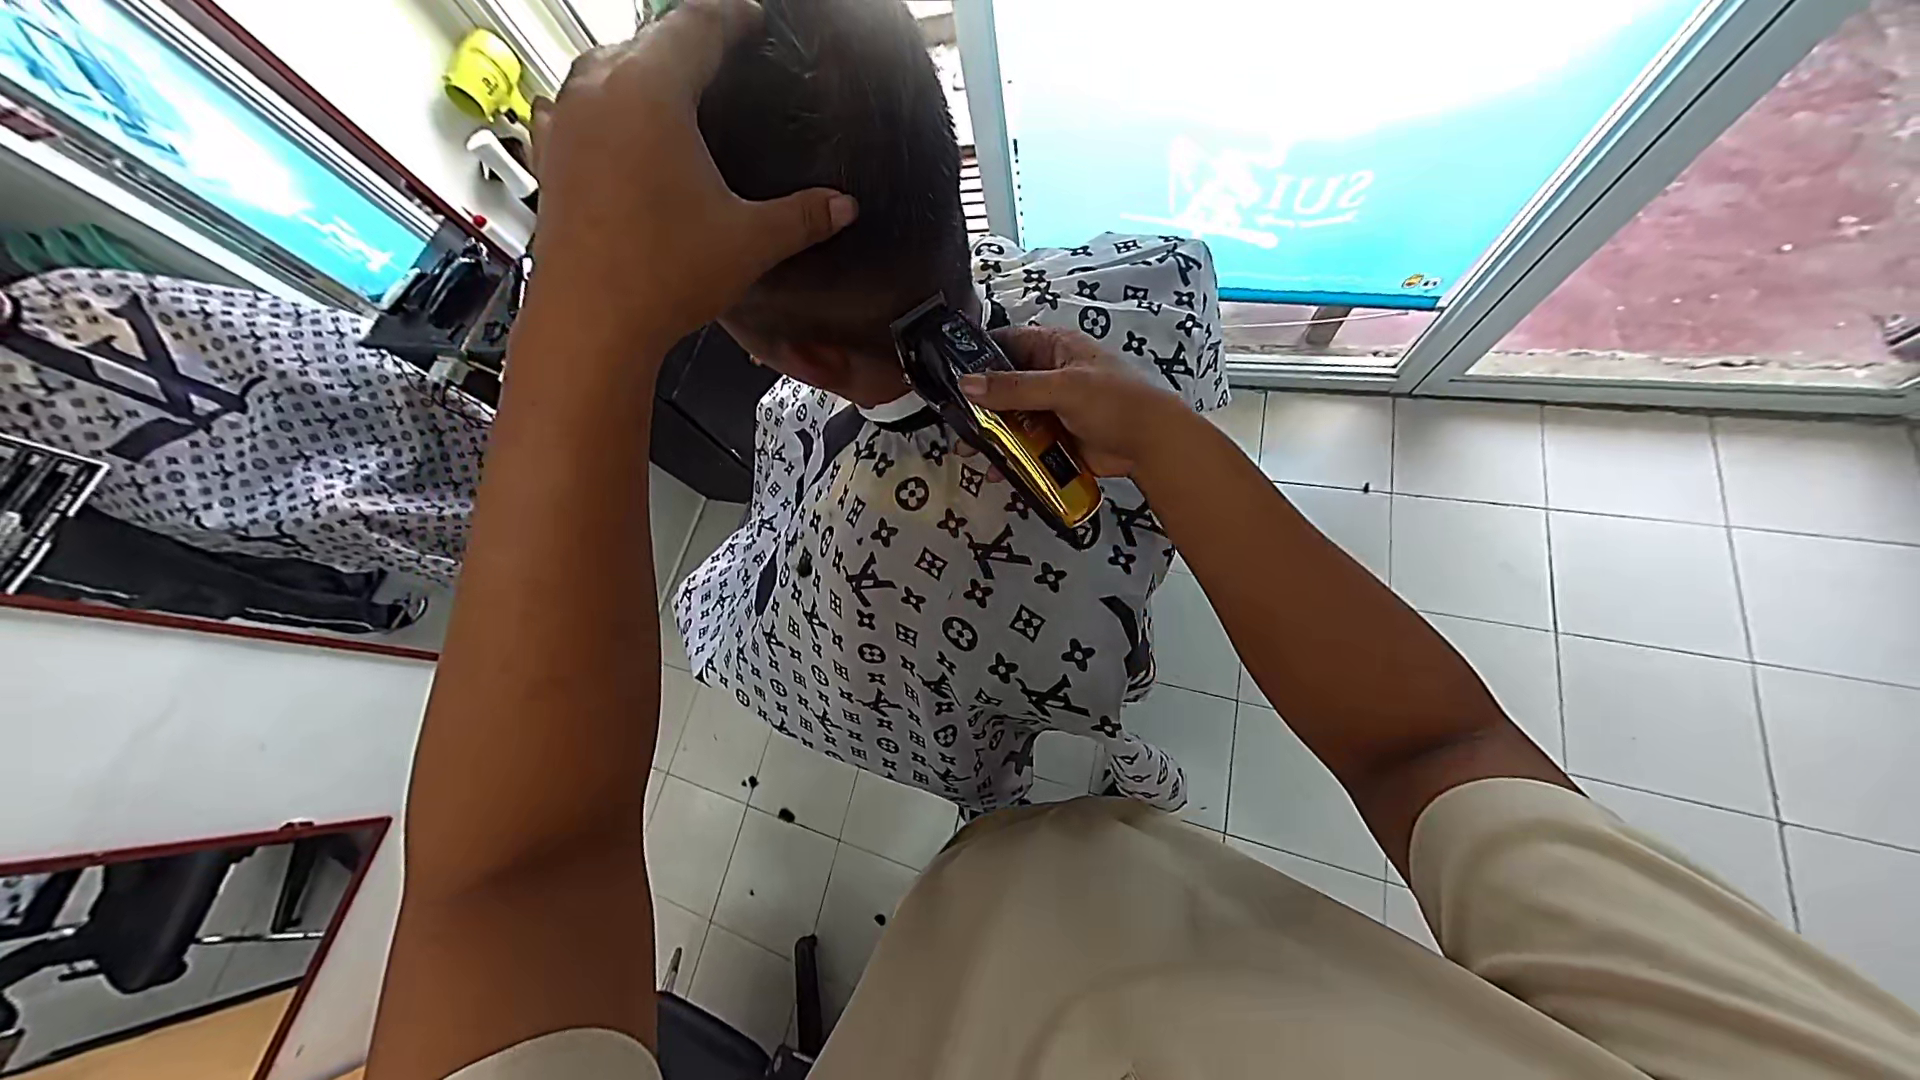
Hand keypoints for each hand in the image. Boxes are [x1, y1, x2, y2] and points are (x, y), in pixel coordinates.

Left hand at [526, 0, 857, 343]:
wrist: (594, 318)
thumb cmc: (660, 274)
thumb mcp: (751, 241)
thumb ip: (802, 217)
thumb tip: (841, 206)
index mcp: (652, 92)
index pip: (696, 26)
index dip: (730, 17)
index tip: (748, 17)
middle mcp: (599, 91)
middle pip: (646, 38)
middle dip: (685, 38)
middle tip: (715, 50)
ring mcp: (566, 122)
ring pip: (604, 67)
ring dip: (639, 68)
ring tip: (668, 87)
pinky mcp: (551, 157)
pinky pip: (575, 108)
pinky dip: (602, 108)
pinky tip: (613, 129)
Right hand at [960, 326, 1192, 476]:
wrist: (1150, 446)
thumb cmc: (1116, 403)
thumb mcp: (1063, 388)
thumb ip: (1015, 388)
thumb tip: (969, 384)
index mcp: (1055, 349)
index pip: (1007, 343)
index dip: (980, 355)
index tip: (952, 373)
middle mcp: (1050, 376)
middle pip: (1004, 386)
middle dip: (981, 404)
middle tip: (956, 421)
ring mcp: (1052, 409)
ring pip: (1012, 418)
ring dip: (992, 433)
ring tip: (969, 449)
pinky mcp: (1055, 438)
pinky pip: (1025, 444)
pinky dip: (1010, 455)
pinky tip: (996, 467)